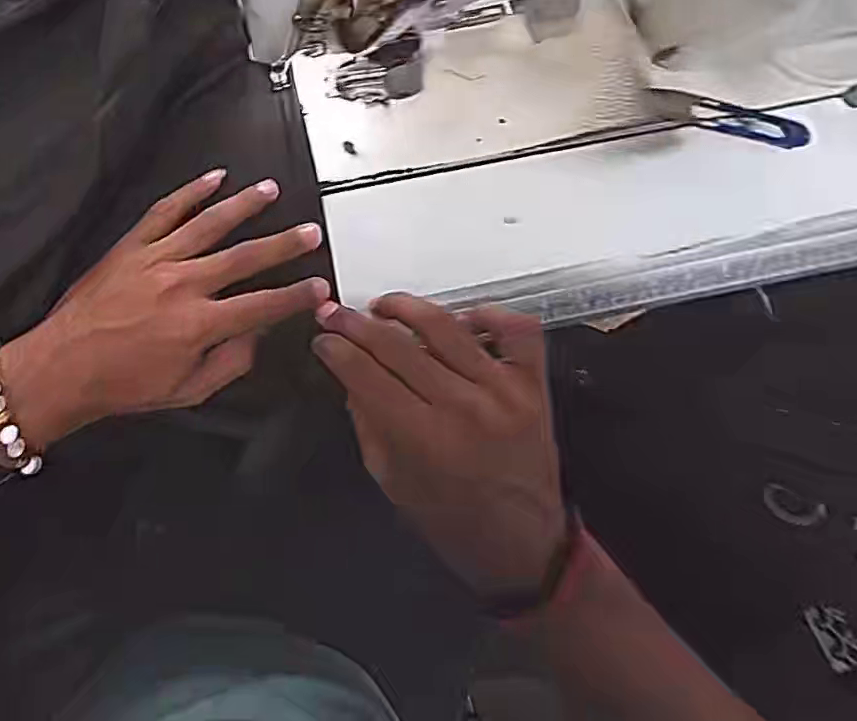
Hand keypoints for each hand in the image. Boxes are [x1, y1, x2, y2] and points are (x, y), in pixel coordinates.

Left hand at [0, 169, 330, 446]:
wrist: (63, 366)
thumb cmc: (120, 383)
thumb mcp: (186, 390)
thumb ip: (229, 362)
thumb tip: (256, 336)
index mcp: (199, 324)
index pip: (263, 304)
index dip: (296, 295)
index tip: (317, 287)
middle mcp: (182, 285)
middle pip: (246, 257)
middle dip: (284, 244)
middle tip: (309, 232)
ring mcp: (156, 260)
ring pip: (210, 224)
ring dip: (244, 206)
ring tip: (269, 191)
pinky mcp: (132, 247)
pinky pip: (165, 211)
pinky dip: (191, 193)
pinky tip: (213, 180)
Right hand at [312, 294, 564, 596]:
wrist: (525, 549)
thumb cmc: (454, 520)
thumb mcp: (390, 478)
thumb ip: (366, 420)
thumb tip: (348, 371)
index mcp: (424, 440)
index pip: (364, 373)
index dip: (335, 348)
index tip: (323, 339)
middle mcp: (464, 410)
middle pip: (395, 344)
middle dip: (354, 323)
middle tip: (336, 314)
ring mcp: (503, 393)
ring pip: (444, 325)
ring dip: (404, 307)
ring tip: (384, 307)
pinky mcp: (533, 387)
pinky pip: (514, 330)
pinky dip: (487, 314)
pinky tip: (459, 317)